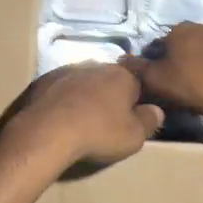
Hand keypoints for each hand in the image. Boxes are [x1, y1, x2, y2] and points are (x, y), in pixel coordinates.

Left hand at [2, 62, 162, 168]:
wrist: (49, 130)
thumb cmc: (99, 133)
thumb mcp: (134, 136)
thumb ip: (149, 121)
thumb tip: (156, 110)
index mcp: (122, 76)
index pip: (137, 84)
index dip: (136, 101)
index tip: (132, 117)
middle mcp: (96, 65)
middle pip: (109, 79)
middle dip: (110, 95)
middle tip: (107, 119)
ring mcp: (69, 70)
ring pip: (85, 81)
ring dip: (86, 94)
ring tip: (82, 118)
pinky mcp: (46, 79)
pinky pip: (62, 87)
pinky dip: (64, 98)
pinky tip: (61, 115)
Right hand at [126, 25, 202, 125]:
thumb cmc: (189, 84)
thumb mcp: (155, 80)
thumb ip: (137, 68)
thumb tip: (122, 60)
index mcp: (181, 30)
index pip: (165, 41)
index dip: (162, 58)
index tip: (163, 75)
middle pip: (190, 42)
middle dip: (186, 56)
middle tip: (183, 80)